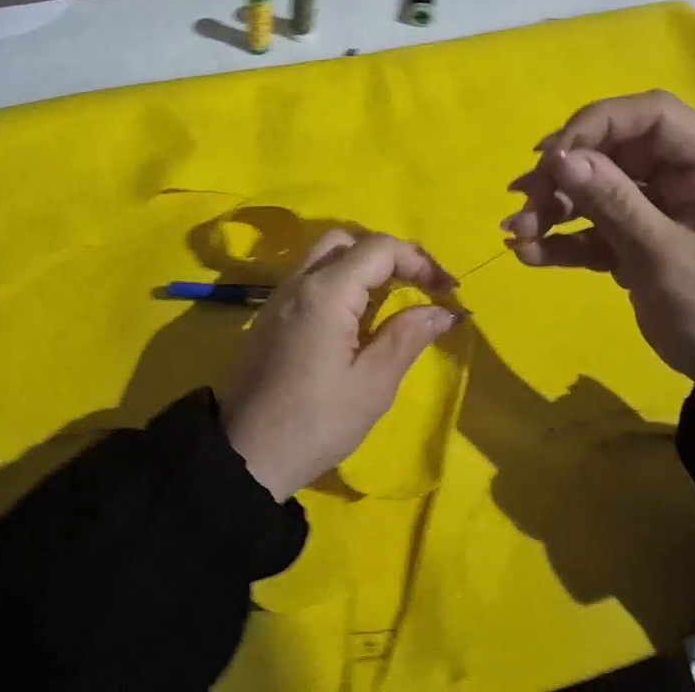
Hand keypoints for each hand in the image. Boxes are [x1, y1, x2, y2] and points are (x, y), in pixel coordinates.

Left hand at [220, 230, 461, 501]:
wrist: (246, 454)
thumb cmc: (316, 421)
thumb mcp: (373, 383)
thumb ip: (408, 335)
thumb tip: (445, 310)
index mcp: (325, 292)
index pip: (379, 248)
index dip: (419, 261)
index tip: (448, 291)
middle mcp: (299, 281)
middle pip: (348, 241)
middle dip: (389, 255)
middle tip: (420, 286)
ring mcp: (280, 297)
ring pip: (326, 256)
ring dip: (364, 266)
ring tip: (395, 300)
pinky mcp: (271, 316)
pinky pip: (311, 279)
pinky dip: (341, 282)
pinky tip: (360, 317)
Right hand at [502, 92, 694, 466]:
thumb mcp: (667, 261)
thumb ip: (615, 205)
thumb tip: (560, 157)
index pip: (652, 117)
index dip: (596, 125)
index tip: (550, 157)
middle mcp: (688, 179)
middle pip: (614, 150)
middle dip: (564, 174)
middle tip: (523, 201)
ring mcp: (663, 210)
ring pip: (597, 187)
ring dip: (554, 207)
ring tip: (518, 233)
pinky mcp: (641, 240)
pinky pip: (595, 225)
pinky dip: (564, 238)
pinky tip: (530, 254)